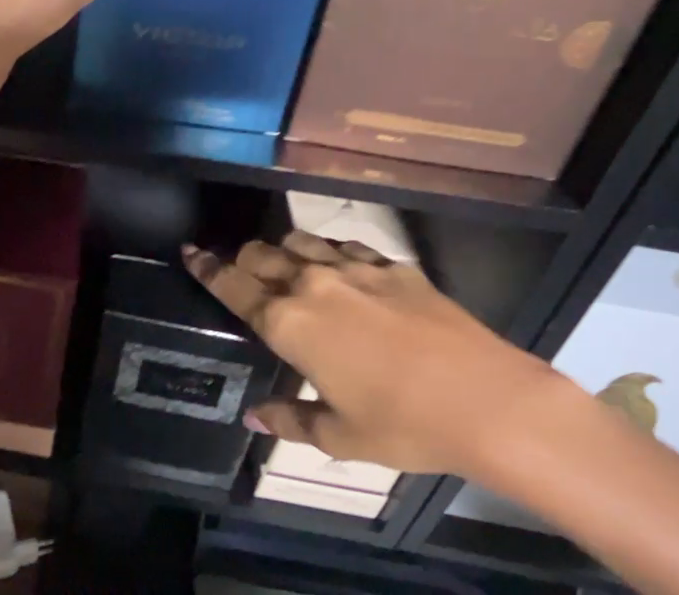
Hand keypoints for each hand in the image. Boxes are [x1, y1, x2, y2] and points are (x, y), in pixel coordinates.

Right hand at [185, 234, 568, 475]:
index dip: (205, 268)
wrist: (489, 400)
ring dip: (283, 250)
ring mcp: (355, 269)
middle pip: (262, 255)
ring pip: (301, 241)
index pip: (232, 286)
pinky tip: (339, 267)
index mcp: (289, 324)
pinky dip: (330, 252)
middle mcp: (312, 285)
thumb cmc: (405, 426)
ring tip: (284, 264)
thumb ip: (290, 420)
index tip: (189, 252)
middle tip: (238, 269)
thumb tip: (254, 416)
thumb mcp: (341, 437)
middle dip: (242, 259)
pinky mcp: (394, 267)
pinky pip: (347, 246)